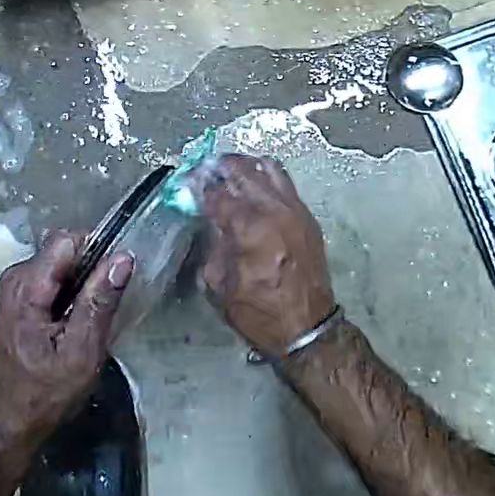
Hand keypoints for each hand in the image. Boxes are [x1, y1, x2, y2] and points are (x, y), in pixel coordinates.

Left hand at [0, 231, 132, 443]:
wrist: (12, 421)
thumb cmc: (46, 393)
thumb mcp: (82, 351)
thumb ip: (100, 301)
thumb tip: (122, 258)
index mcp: (27, 286)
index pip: (67, 240)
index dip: (95, 251)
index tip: (113, 279)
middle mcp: (15, 276)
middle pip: (63, 249)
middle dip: (90, 269)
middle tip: (104, 305)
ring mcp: (14, 285)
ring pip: (60, 262)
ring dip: (81, 281)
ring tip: (90, 316)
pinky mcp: (19, 295)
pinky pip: (52, 275)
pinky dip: (70, 290)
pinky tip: (76, 319)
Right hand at [197, 154, 336, 355]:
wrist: (308, 329)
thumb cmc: (258, 311)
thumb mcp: (219, 283)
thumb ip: (212, 244)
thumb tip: (208, 221)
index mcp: (248, 229)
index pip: (217, 193)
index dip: (198, 185)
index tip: (186, 183)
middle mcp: (273, 212)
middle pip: (242, 171)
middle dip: (219, 168)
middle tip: (205, 170)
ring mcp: (294, 210)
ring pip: (268, 168)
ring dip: (245, 167)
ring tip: (230, 172)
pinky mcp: (306, 216)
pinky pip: (285, 182)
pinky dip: (266, 177)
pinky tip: (254, 185)